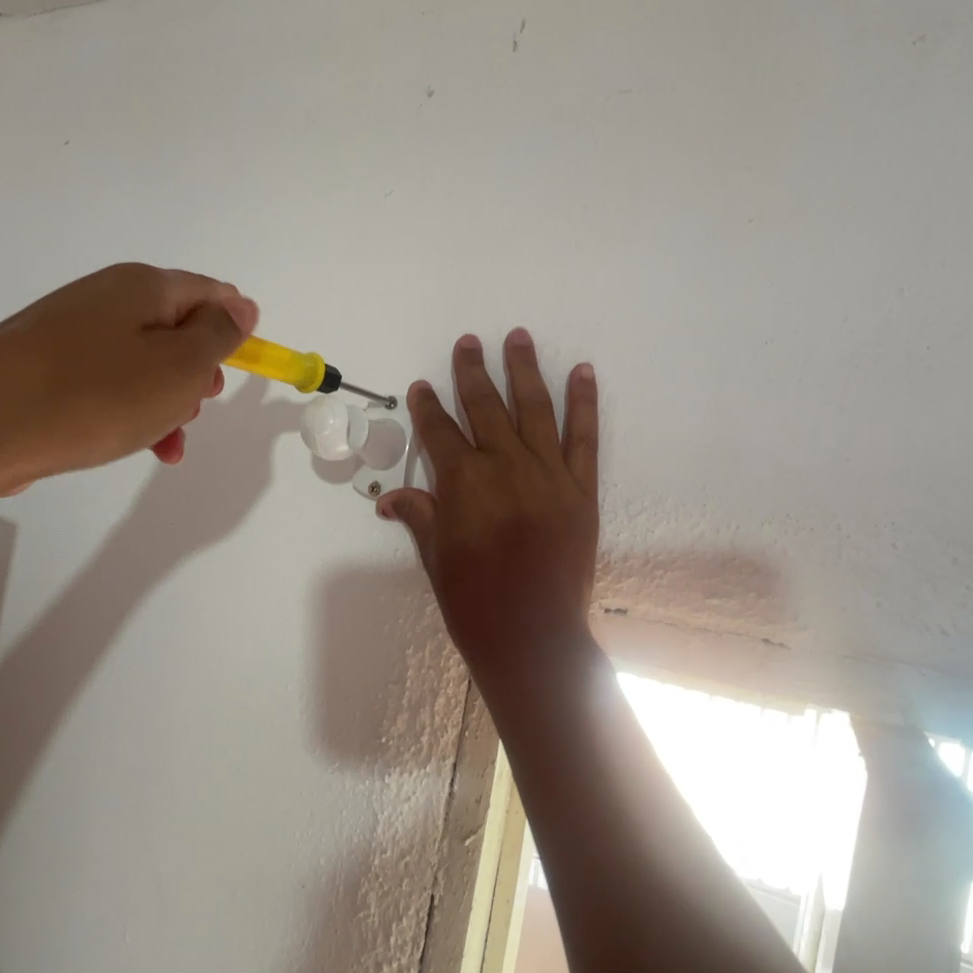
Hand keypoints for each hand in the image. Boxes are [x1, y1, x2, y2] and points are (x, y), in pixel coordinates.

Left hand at [0, 263, 257, 490]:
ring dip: (167, 402)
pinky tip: (136, 446)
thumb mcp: (180, 367)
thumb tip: (241, 305)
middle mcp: (106, 297)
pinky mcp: (46, 366)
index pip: (211, 293)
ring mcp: (71, 331)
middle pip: (175, 329)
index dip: (234, 330)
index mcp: (144, 286)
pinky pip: (107, 384)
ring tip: (168, 443)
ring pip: (143, 364)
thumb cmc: (97, 395)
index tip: (240, 371)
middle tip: (198, 407)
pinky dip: (130, 412)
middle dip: (197, 373)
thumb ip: (219, 334)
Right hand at [378, 329, 599, 688]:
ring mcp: (546, 473)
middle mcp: (503, 465)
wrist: (531, 635)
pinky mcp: (581, 488)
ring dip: (524, 369)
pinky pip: (584, 437)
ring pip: (533, 408)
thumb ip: (419, 517)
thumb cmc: (473, 602)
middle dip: (472, 372)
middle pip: (484, 407)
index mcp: (462, 482)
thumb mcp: (436, 558)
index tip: (422, 388)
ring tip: (518, 337)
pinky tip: (582, 372)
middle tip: (468, 343)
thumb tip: (389, 498)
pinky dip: (584, 402)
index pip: (438, 432)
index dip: (427, 408)